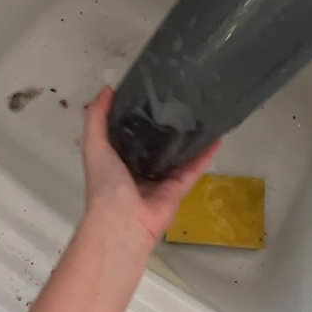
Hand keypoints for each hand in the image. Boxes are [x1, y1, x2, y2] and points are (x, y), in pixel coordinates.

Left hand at [78, 88, 219, 250]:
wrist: (123, 221)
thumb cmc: (106, 183)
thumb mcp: (94, 145)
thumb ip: (97, 118)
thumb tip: (107, 89)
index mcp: (117, 160)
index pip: (129, 133)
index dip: (138, 114)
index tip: (151, 93)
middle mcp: (138, 169)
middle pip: (156, 144)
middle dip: (167, 126)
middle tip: (181, 99)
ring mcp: (160, 180)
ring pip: (178, 156)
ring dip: (190, 139)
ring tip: (203, 114)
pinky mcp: (179, 189)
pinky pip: (194, 169)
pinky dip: (205, 155)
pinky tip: (217, 137)